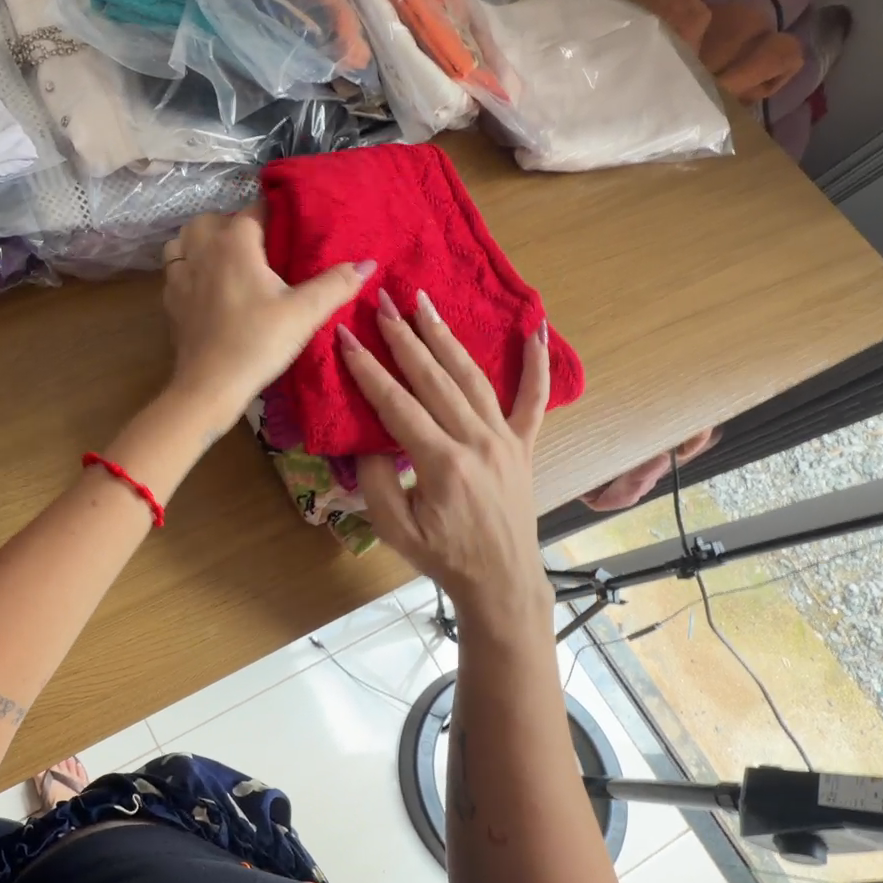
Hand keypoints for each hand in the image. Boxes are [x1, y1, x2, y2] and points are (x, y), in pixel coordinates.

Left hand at [161, 209, 374, 417]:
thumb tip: (367, 262)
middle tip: (258, 248)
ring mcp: (178, 276)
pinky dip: (187, 269)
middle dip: (232, 225)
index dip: (275, 216)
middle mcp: (201, 251)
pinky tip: (206, 287)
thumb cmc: (256, 344)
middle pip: (211, 220)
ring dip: (201, 243)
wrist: (208, 387)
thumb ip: (335, 284)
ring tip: (226, 261)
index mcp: (233, 243)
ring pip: (183, 241)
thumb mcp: (303, 314)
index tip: (291, 230)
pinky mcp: (169, 302)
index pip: (254, 211)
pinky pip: (174, 270)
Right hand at [338, 288, 550, 613]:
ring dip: (446, 337)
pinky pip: (534, 399)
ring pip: (473, 377)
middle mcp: (477, 441)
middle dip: (404, 336)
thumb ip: (375, 479)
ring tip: (424, 303)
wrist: (501, 580)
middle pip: (435, 378)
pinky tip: (535, 329)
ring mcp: (506, 440)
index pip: (396, 404)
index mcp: (441, 463)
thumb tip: (369, 438)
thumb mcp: (392, 527)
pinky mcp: (524, 445)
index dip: (366, 368)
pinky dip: (537, 364)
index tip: (345, 335)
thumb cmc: (441, 556)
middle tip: (383, 301)